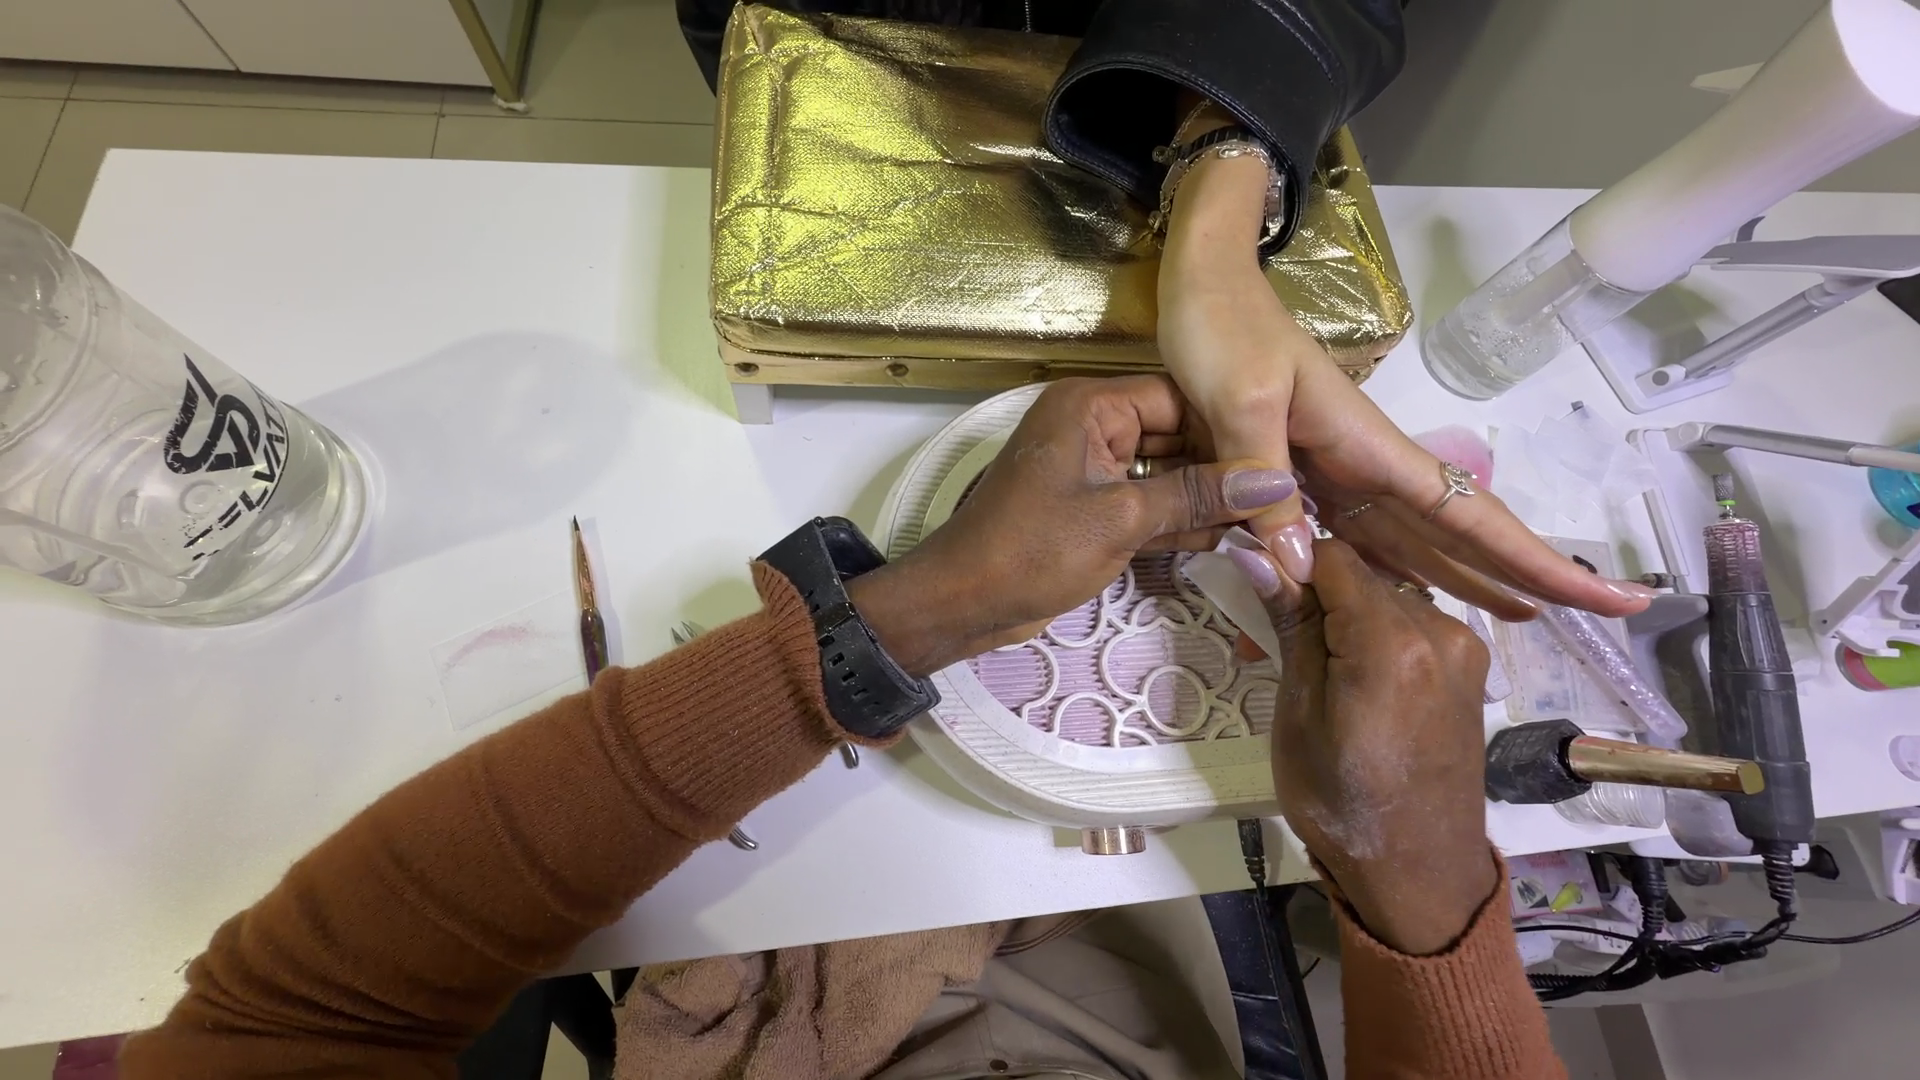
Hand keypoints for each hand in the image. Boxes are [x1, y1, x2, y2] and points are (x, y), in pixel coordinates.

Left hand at [849, 376, 1293, 675]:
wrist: (965, 601)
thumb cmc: (1035, 549)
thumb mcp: (1121, 518)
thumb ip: (1196, 495)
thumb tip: (1274, 482)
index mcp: (1091, 404)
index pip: (1180, 399)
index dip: (1232, 428)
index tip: (1289, 457)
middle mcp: (1093, 426)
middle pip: (1176, 436)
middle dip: (1225, 469)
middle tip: (1290, 497)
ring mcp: (1092, 469)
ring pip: (1165, 474)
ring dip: (1207, 500)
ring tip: (1272, 521)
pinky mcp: (1091, 507)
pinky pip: (1145, 503)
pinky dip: (1178, 522)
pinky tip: (1229, 540)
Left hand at [1157, 153, 1654, 619]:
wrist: (1200, 291)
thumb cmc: (1224, 333)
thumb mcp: (1242, 403)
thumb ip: (1264, 479)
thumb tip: (1299, 565)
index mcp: (1366, 444)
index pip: (1465, 510)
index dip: (1530, 558)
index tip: (1611, 598)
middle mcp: (1360, 462)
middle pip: (1444, 530)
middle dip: (1502, 575)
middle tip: (1558, 628)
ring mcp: (1329, 468)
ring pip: (1398, 535)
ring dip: (1445, 574)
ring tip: (1496, 616)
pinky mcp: (1292, 471)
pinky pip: (1341, 528)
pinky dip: (1369, 562)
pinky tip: (1384, 589)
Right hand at [1230, 538, 1498, 954]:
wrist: (1417, 871)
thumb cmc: (1338, 798)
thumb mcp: (1296, 710)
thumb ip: (1288, 623)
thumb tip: (1253, 552)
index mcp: (1393, 641)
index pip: (1332, 555)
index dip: (1288, 563)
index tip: (1255, 593)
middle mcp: (1442, 629)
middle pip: (1359, 573)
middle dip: (1308, 594)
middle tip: (1266, 641)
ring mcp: (1463, 647)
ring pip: (1382, 595)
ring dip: (1337, 614)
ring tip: (1306, 664)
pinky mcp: (1468, 667)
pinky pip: (1408, 621)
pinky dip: (1368, 632)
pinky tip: (1346, 671)